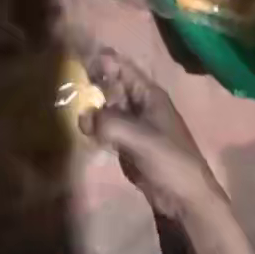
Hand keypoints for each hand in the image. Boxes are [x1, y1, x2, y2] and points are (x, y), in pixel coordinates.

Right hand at [83, 49, 226, 220]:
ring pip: (109, 106)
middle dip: (93, 80)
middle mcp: (140, 104)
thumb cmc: (168, 160)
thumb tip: (83, 117)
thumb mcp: (138, 137)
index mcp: (148, 94)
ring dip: (92, 104)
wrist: (186, 199)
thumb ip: (108, 122)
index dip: (103, 58)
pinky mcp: (129, 144)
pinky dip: (95, 126)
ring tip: (70, 102)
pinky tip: (83, 129)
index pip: (122, 67)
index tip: (78, 54)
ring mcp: (135, 125)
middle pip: (113, 84)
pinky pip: (108, 127)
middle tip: (68, 80)